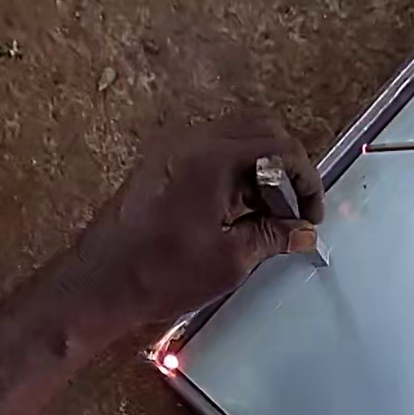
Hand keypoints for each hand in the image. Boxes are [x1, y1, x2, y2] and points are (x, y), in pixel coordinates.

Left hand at [72, 116, 323, 325]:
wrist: (102, 283)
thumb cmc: (160, 273)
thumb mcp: (231, 259)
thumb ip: (274, 237)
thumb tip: (303, 232)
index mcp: (211, 158)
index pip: (279, 146)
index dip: (305, 179)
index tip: (311, 213)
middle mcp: (190, 141)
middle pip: (260, 130)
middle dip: (287, 168)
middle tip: (295, 210)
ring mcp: (172, 149)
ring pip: (236, 138)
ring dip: (262, 169)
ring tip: (270, 217)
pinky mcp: (162, 164)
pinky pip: (212, 153)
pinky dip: (237, 173)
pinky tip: (241, 212)